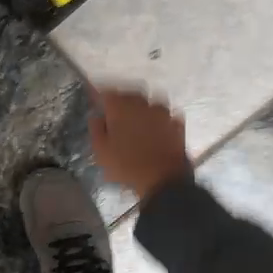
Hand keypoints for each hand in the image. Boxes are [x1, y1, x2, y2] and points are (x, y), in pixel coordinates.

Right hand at [88, 88, 191, 202]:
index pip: (106, 92)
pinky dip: (156, 120)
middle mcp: (142, 103)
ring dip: (140, 109)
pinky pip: (163, 116)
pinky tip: (153, 130)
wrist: (164, 180)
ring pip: (148, 103)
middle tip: (114, 112)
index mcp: (120, 107)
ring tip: (135, 121)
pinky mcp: (176, 123)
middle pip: (129, 94)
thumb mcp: (101, 151)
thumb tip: (97, 117)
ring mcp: (162, 112)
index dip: (99, 95)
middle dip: (121, 100)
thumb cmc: (126, 165)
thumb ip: (96, 129)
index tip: (95, 100)